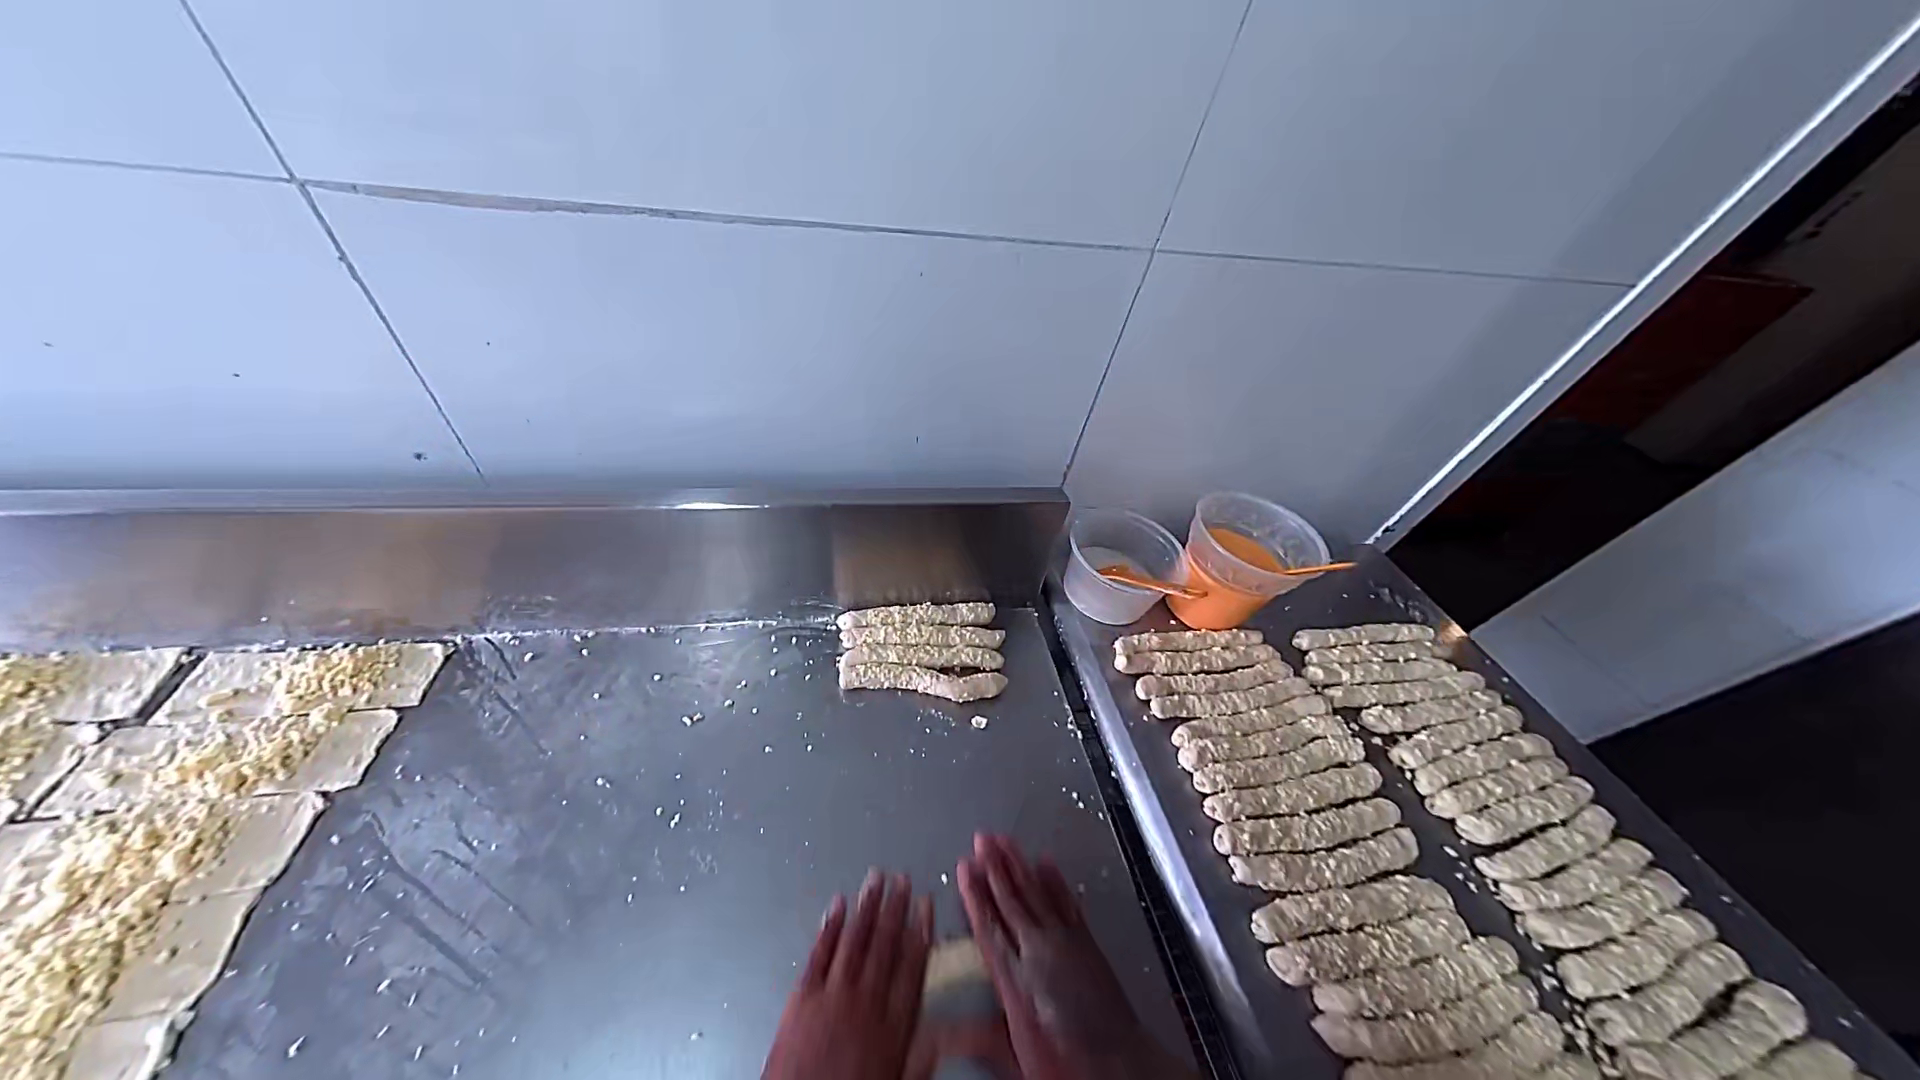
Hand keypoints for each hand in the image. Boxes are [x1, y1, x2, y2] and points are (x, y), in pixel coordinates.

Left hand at [763, 870, 933, 1079]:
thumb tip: (937, 1038)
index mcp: (893, 1026)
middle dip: (896, 908)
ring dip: (867, 906)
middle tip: (902, 879)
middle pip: (886, 944)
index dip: (921, 931)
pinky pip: (820, 953)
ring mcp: (833, 996)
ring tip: (876, 878)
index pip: (913, 966)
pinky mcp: (803, 997)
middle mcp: (867, 1002)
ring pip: (856, 940)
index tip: (925, 904)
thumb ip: (918, 1061)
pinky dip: (830, 926)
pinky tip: (837, 904)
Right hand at [957, 834, 1197, 1079]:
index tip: (964, 867)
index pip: (989, 927)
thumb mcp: (1017, 1055)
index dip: (974, 894)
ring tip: (1005, 841)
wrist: (1121, 1067)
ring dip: (1019, 865)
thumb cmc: (1067, 1066)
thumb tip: (946, 1027)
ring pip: (1036, 893)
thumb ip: (983, 1033)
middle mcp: (1039, 951)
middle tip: (982, 838)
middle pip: (1012, 900)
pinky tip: (1046, 863)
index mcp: (1017, 979)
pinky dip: (1056, 881)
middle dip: (994, 867)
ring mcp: (1065, 941)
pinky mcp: (1086, 941)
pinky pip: (1066, 903)